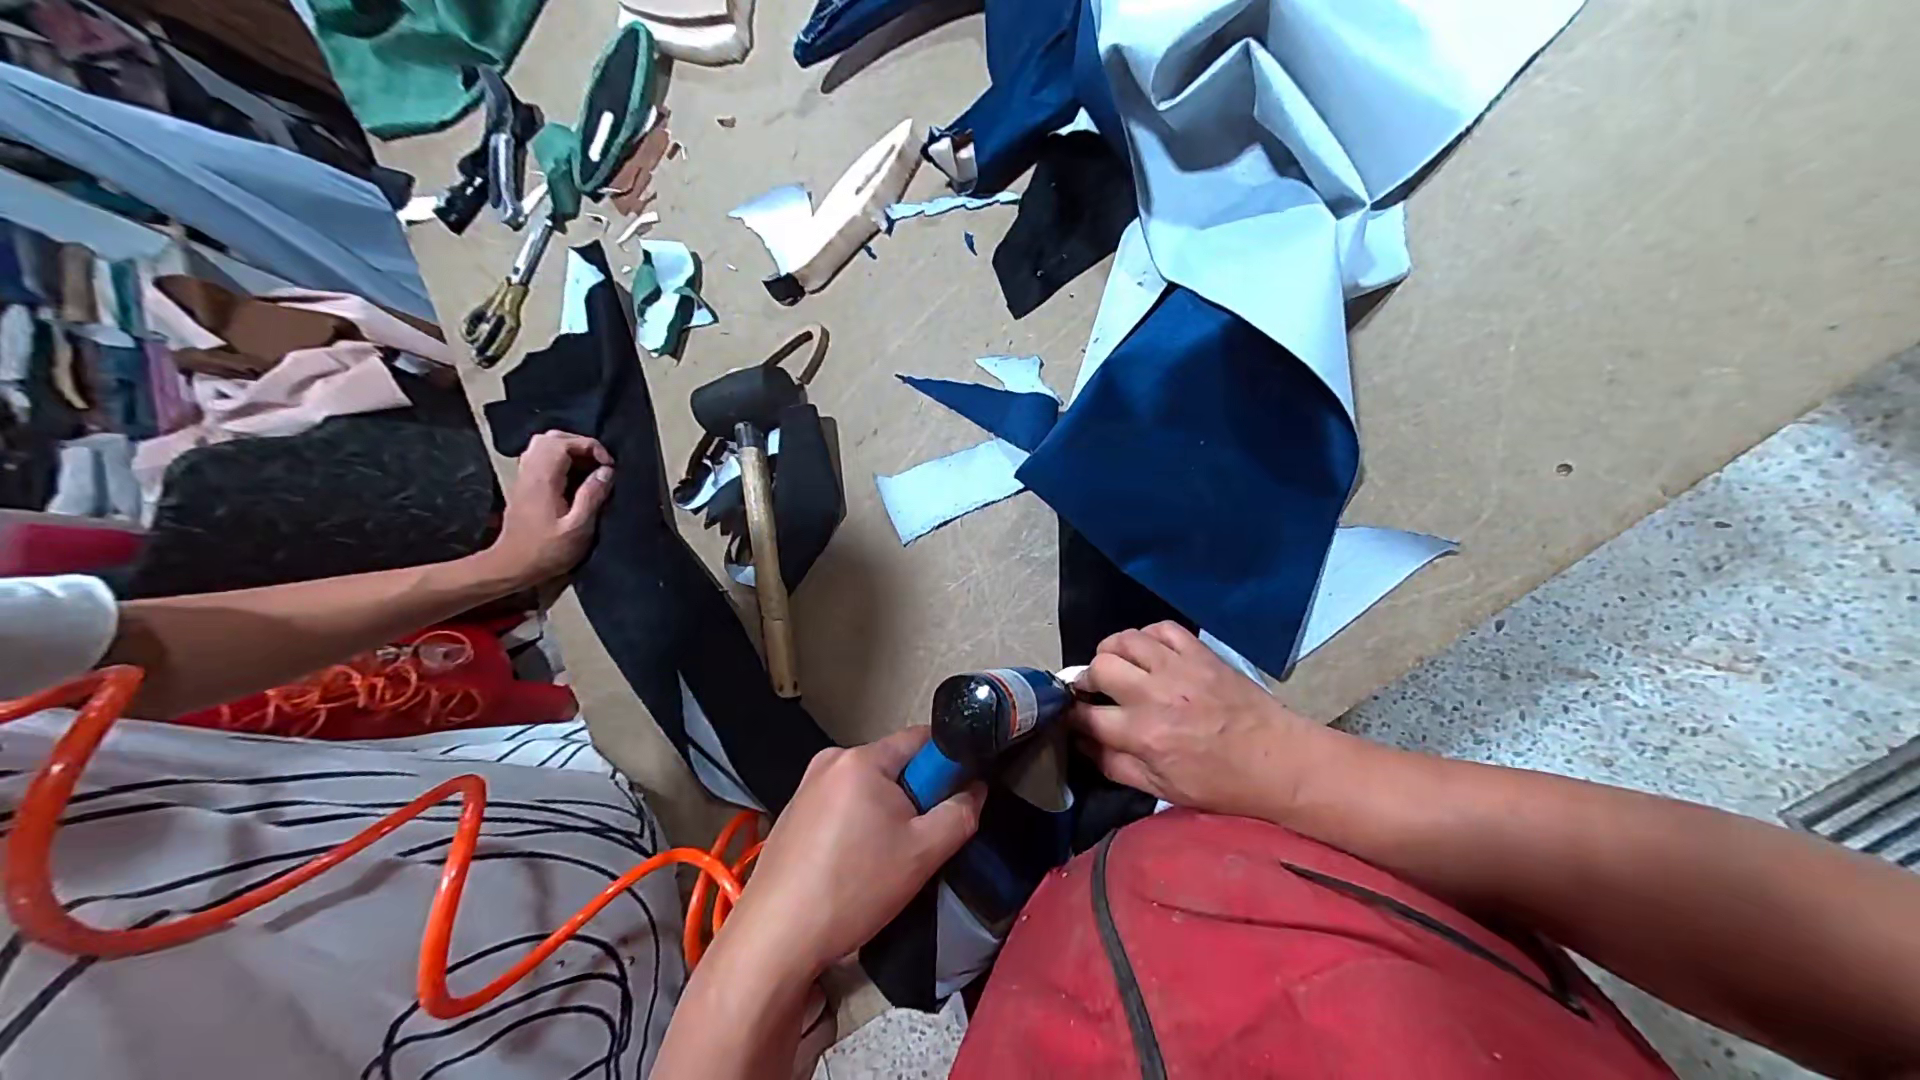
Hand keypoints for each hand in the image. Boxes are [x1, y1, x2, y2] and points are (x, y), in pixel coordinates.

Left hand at [485, 431, 613, 587]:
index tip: (608, 466)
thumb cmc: (547, 551)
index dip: (590, 446)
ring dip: (570, 449)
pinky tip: (576, 476)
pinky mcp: (524, 486)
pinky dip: (561, 458)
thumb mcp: (578, 528)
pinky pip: (541, 457)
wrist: (512, 566)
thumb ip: (592, 496)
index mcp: (543, 480)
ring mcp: (524, 478)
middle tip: (601, 463)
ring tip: (591, 467)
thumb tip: (607, 471)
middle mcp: (530, 472)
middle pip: (551, 438)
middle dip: (580, 443)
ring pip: (543, 445)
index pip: (563, 443)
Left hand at [719, 727, 985, 979]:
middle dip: (914, 797)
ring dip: (886, 816)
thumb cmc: (851, 889)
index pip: (921, 738)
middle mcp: (829, 761)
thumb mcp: (923, 854)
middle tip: (918, 842)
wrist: (775, 940)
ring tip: (882, 863)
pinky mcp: (793, 814)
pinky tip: (852, 868)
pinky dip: (857, 827)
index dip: (947, 765)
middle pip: (894, 766)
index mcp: (860, 759)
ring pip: (868, 789)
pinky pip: (842, 806)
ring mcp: (806, 787)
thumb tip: (974, 789)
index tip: (953, 800)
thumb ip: (960, 814)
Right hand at [1071, 622, 1343, 822]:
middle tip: (1095, 689)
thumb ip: (1114, 766)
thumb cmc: (1220, 783)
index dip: (1071, 716)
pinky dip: (1147, 637)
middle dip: (1088, 679)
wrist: (1279, 761)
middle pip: (1098, 667)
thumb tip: (1081, 744)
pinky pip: (1160, 628)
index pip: (1086, 717)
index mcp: (1143, 734)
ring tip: (1117, 665)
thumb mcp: (1162, 789)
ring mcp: (1178, 667)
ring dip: (1112, 652)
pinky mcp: (1199, 653)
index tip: (1072, 716)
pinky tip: (1148, 653)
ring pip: (1124, 640)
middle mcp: (1154, 695)